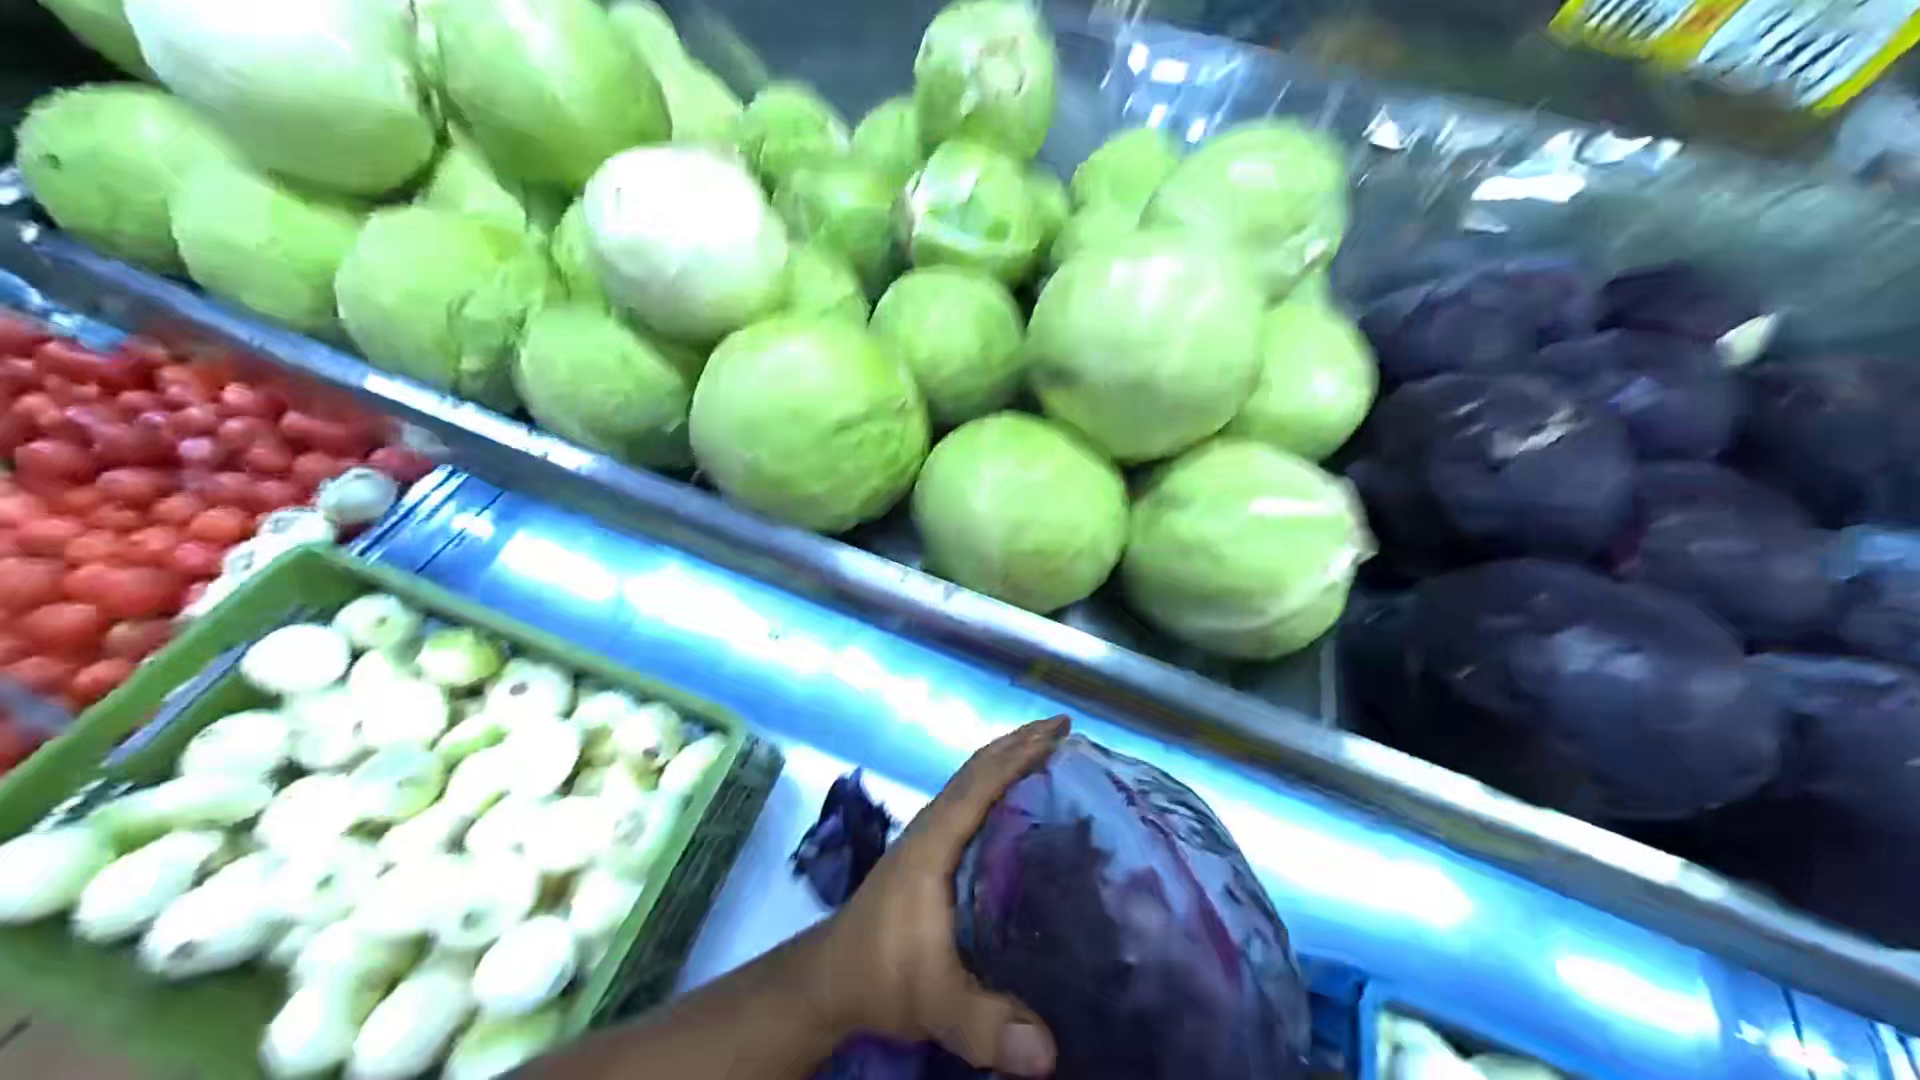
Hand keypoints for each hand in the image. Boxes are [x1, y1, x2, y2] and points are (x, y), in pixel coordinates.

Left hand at [808, 715, 1068, 1076]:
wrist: (830, 975)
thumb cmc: (880, 975)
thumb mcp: (935, 1003)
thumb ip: (985, 1024)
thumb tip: (1050, 1055)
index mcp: (934, 841)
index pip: (981, 783)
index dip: (1020, 754)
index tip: (1058, 732)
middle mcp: (931, 825)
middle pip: (977, 767)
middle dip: (1019, 742)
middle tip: (1063, 727)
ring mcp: (926, 833)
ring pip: (970, 778)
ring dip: (1006, 756)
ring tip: (1046, 747)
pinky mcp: (927, 848)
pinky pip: (967, 796)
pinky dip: (994, 779)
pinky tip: (1013, 795)